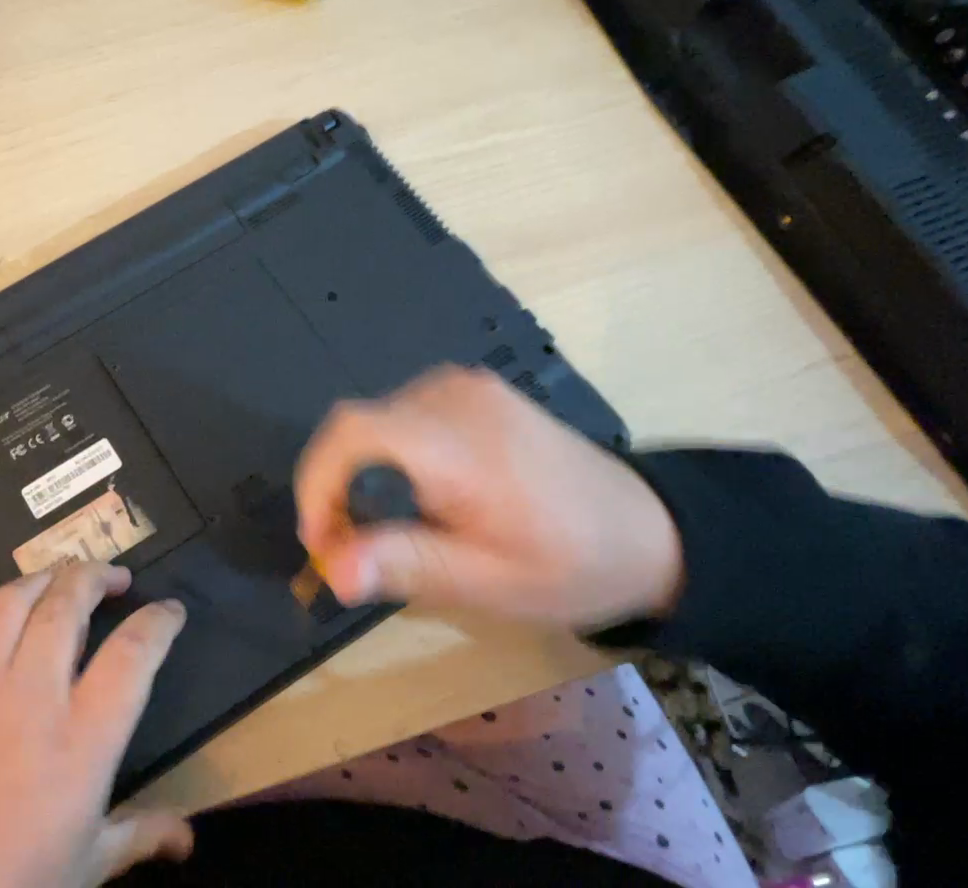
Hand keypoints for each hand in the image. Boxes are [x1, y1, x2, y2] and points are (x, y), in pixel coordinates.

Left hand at [0, 562, 191, 887]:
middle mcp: (34, 694)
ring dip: (44, 578)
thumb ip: (141, 834)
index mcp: (82, 738)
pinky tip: (7, 623)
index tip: (169, 610)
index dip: (157, 623)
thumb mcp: (87, 863)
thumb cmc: (12, 877)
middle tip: (113, 577)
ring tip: (61, 578)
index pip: (131, 655)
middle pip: (67, 605)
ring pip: (14, 600)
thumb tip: (187, 840)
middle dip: (95, 577)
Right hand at [295, 365, 682, 629]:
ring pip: (376, 420)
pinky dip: (385, 453)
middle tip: (347, 547)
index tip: (318, 538)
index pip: (350, 432)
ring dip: (357, 471)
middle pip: (357, 427)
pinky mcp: (474, 389)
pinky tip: (409, 493)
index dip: (315, 481)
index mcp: (457, 442)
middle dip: (334, 487)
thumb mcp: (487, 580)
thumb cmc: (571, 564)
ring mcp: (465, 386)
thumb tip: (331, 569)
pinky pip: (404, 413)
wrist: (652, 531)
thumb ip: (404, 564)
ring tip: (376, 528)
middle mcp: (453, 396)